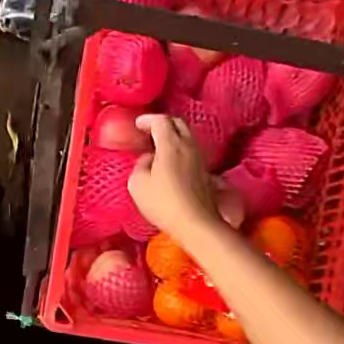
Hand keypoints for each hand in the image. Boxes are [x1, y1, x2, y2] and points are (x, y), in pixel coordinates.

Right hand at [128, 114, 220, 247]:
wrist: (196, 224)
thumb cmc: (164, 203)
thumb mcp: (138, 184)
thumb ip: (140, 166)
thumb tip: (148, 160)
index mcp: (171, 144)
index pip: (160, 121)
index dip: (147, 120)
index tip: (138, 124)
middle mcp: (188, 146)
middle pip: (178, 124)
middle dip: (163, 123)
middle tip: (149, 130)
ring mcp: (199, 159)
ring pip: (187, 137)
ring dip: (173, 136)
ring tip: (159, 145)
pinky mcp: (205, 173)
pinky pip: (191, 152)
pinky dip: (179, 150)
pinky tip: (171, 162)